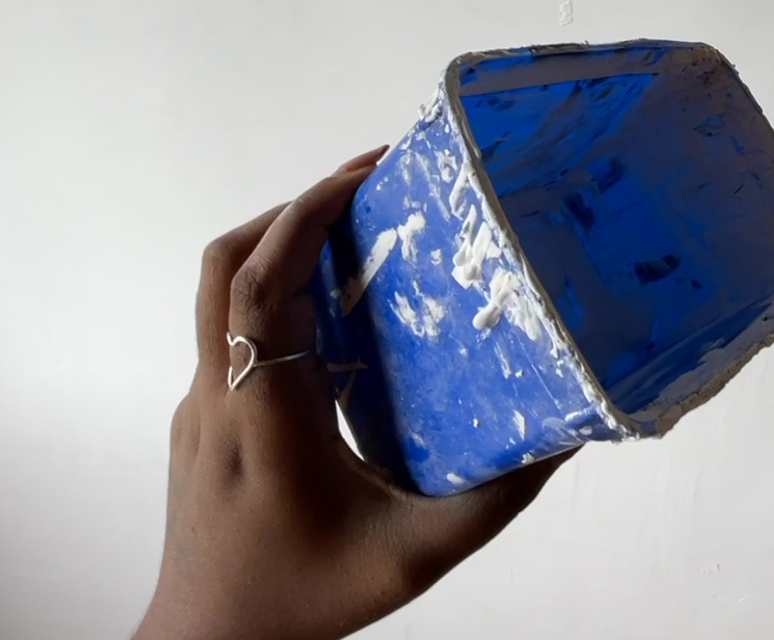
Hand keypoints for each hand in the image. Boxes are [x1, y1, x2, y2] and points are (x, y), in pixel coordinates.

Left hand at [136, 147, 570, 639]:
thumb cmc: (306, 601)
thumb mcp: (418, 555)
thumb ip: (500, 495)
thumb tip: (569, 431)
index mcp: (262, 416)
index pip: (259, 289)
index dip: (304, 218)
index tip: (366, 176)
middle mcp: (218, 394)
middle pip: (227, 265)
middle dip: (297, 208)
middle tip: (374, 184)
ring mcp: (204, 401)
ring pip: (223, 286)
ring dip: (285, 237)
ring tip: (363, 221)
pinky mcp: (209, 411)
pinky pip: (238, 319)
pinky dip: (283, 279)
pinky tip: (345, 296)